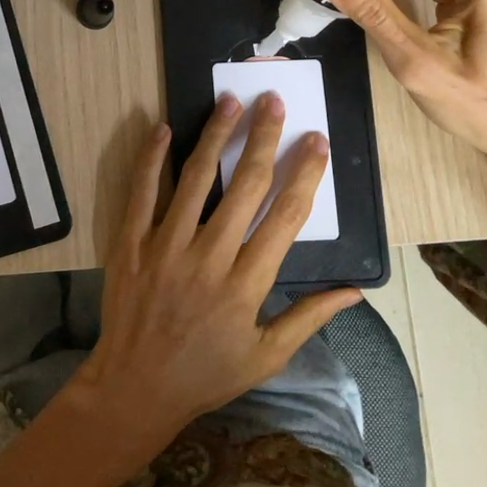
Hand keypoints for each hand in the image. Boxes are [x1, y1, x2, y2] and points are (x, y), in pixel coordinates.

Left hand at [66, 93, 361, 450]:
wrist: (136, 385)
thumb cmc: (207, 372)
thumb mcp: (266, 357)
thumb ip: (309, 318)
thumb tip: (356, 290)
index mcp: (246, 286)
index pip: (284, 218)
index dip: (303, 175)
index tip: (316, 141)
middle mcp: (208, 259)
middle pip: (243, 187)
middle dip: (262, 140)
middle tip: (273, 101)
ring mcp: (165, 247)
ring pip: (194, 180)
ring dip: (214, 136)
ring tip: (230, 101)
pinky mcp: (130, 243)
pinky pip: (141, 192)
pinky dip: (152, 158)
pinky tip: (164, 128)